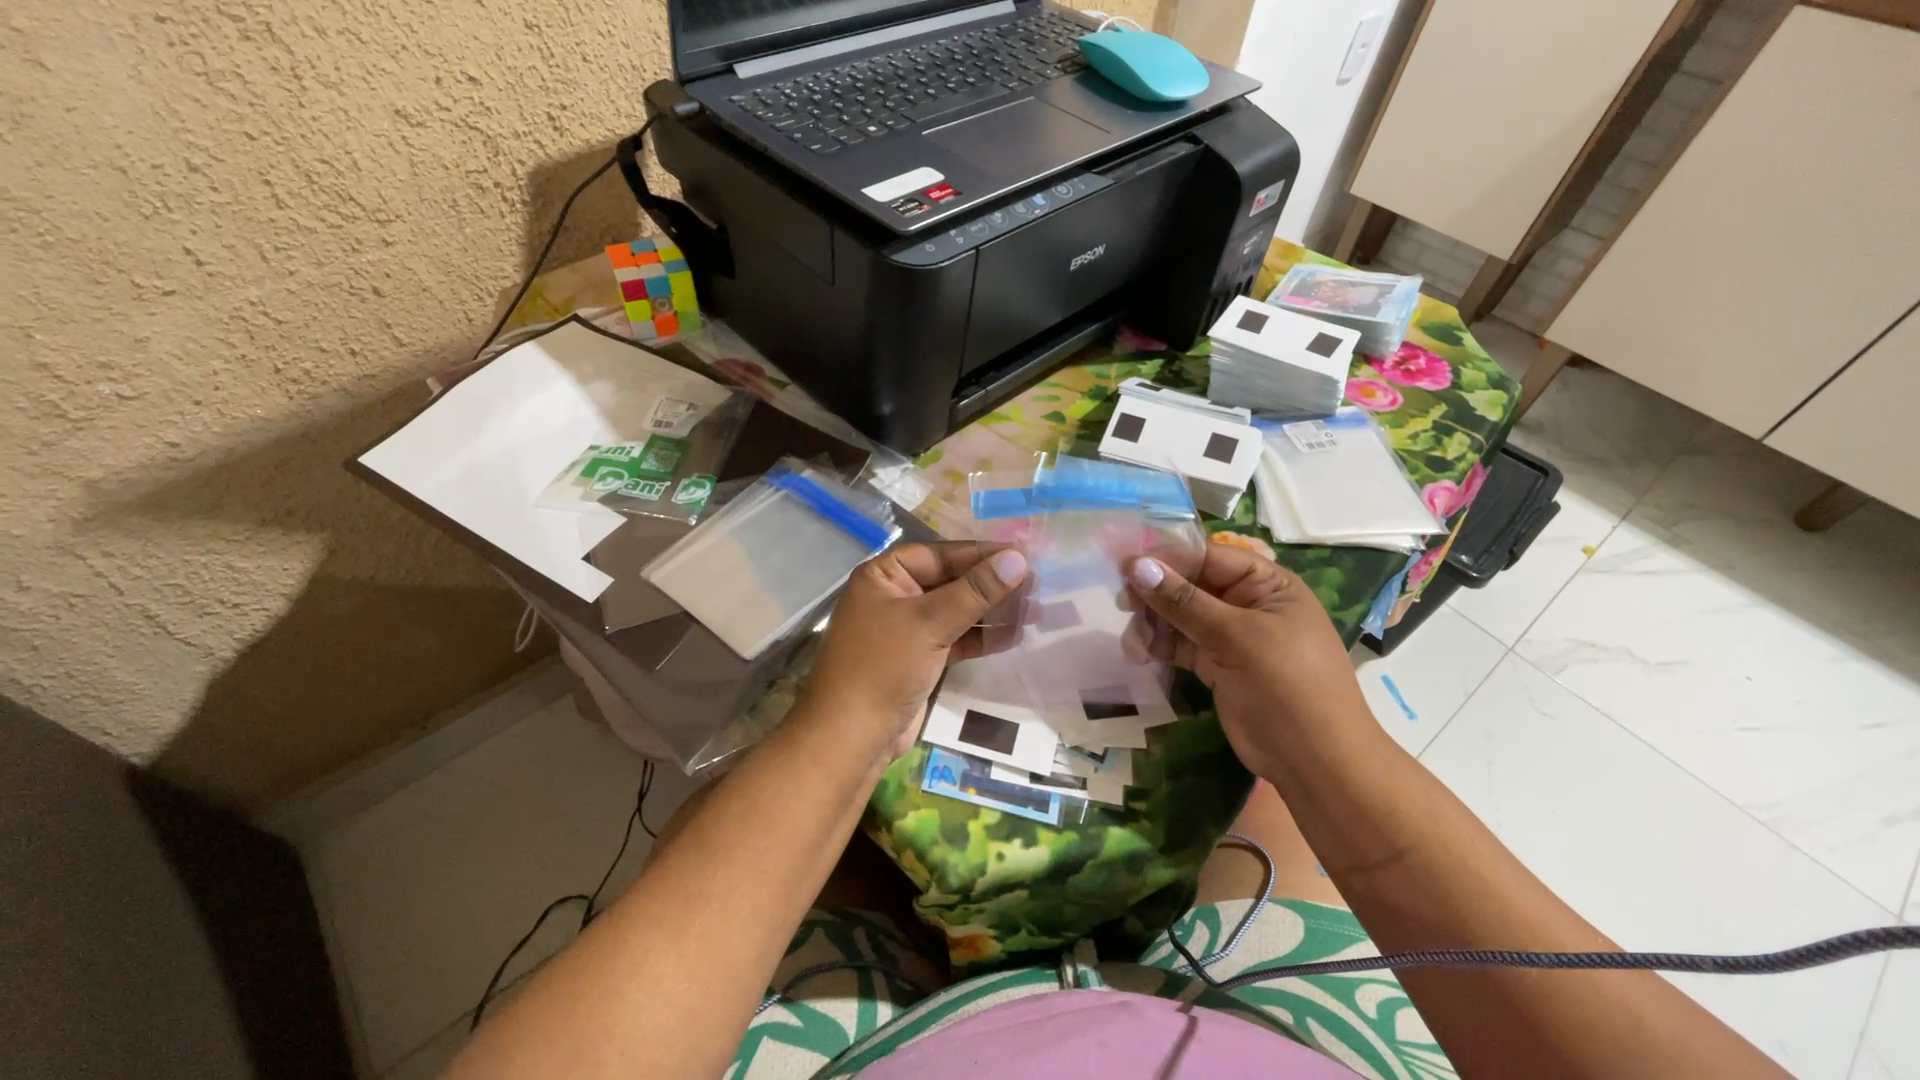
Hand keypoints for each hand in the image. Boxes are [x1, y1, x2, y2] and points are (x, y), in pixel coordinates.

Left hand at [798, 542, 1028, 762]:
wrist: (852, 736)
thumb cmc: (883, 666)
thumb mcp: (930, 622)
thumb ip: (976, 590)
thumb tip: (1018, 558)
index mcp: (884, 576)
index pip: (940, 554)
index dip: (982, 554)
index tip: (1024, 555)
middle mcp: (894, 596)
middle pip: (951, 581)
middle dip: (991, 585)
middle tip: (1036, 585)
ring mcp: (907, 630)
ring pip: (957, 611)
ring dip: (992, 611)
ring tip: (1034, 610)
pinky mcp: (920, 659)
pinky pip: (956, 638)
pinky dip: (982, 637)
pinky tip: (1013, 635)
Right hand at [1124, 544, 1370, 778]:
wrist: (1315, 760)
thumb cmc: (1287, 685)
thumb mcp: (1237, 637)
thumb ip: (1184, 601)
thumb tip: (1136, 565)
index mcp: (1267, 584)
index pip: (1207, 557)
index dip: (1166, 559)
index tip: (1122, 566)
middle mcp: (1247, 603)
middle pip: (1189, 585)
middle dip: (1155, 594)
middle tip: (1123, 606)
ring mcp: (1231, 636)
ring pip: (1179, 616)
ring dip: (1152, 625)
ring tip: (1135, 646)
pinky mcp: (1217, 665)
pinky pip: (1180, 644)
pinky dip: (1158, 647)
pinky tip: (1140, 656)